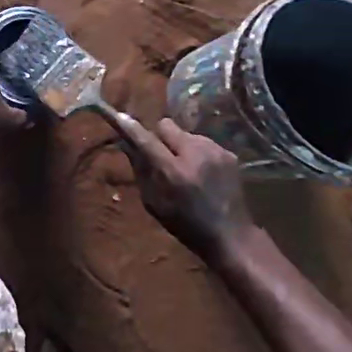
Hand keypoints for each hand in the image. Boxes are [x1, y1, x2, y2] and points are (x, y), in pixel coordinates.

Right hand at [108, 113, 253, 259]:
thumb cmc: (186, 224)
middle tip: (162, 155)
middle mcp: (195, 154)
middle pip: (167, 125)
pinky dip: (198, 153)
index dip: (132, 128)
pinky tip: (204, 172)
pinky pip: (203, 142)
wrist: (230, 234)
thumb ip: (141, 171)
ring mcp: (215, 151)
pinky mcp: (228, 153)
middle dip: (160, 137)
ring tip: (186, 168)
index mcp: (174, 172)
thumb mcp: (155, 203)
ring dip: (180, 145)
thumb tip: (127, 145)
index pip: (147, 141)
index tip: (121, 117)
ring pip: (186, 133)